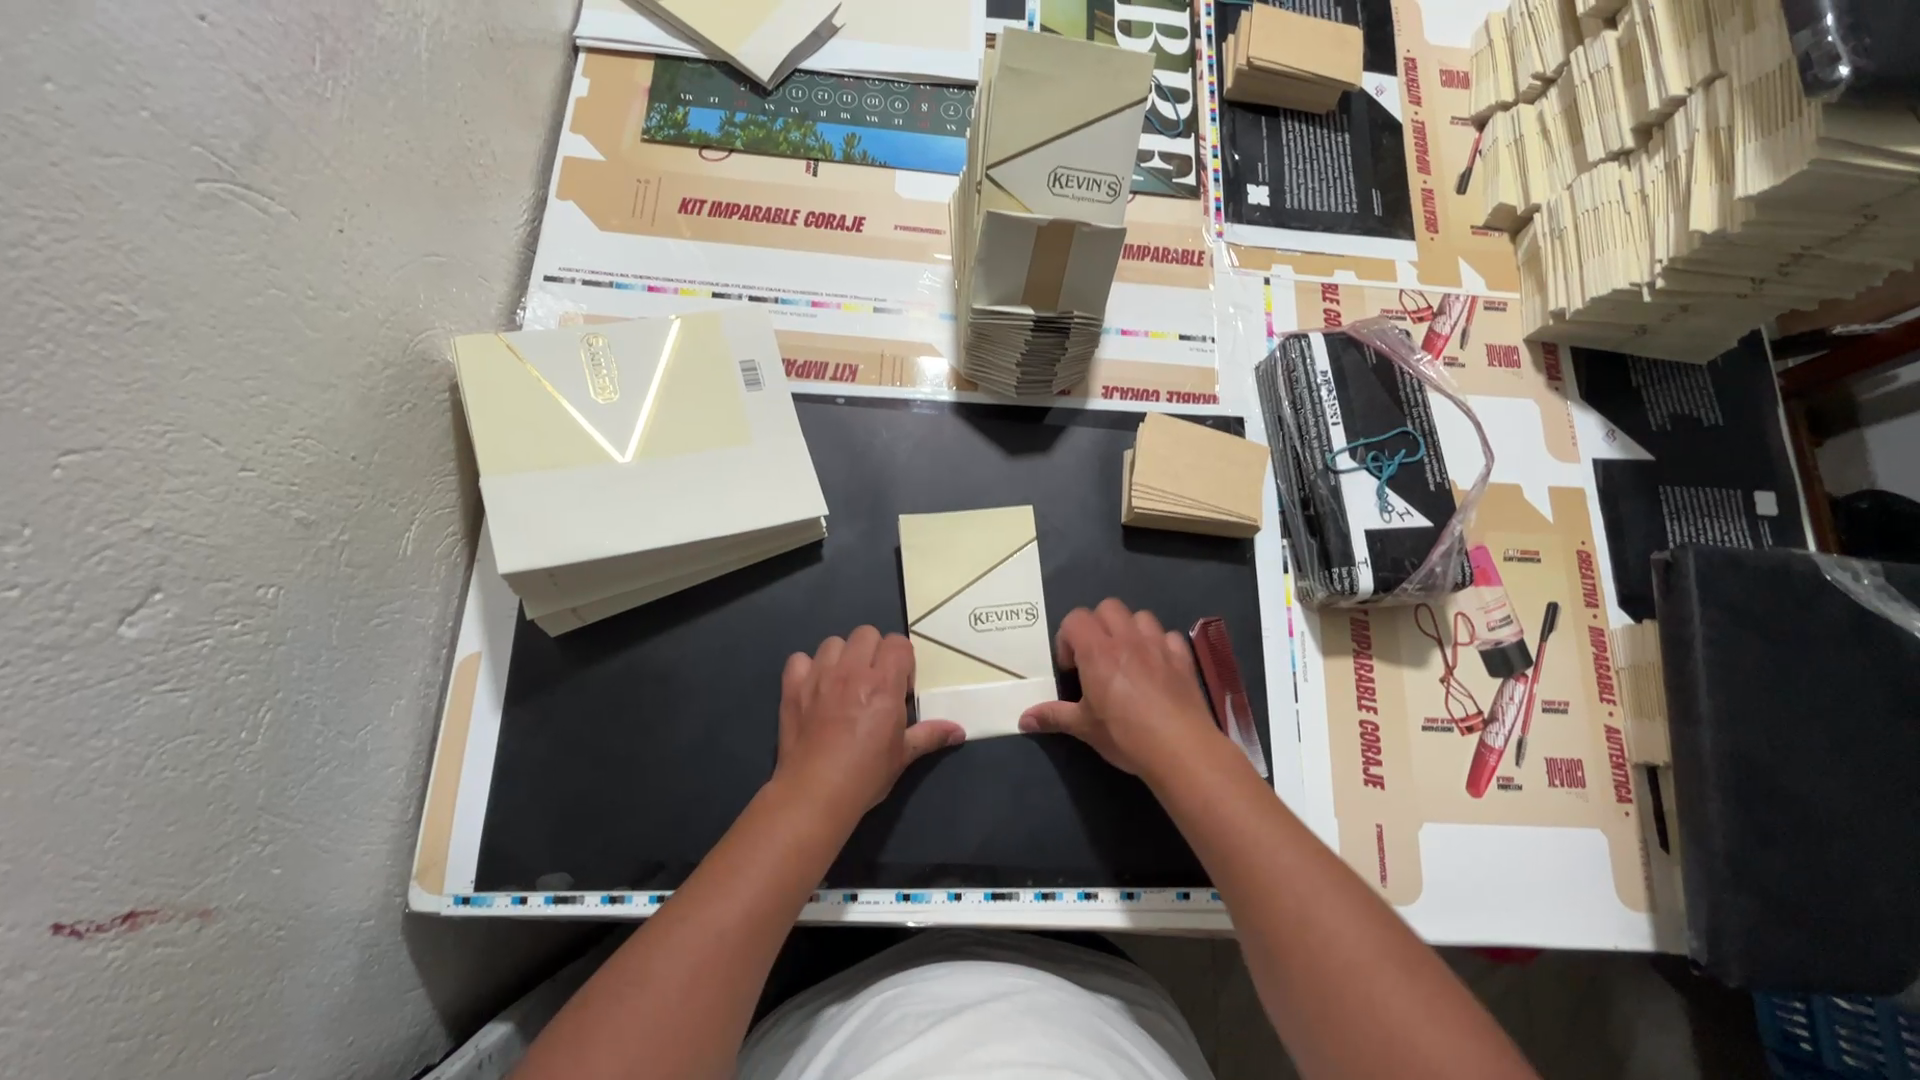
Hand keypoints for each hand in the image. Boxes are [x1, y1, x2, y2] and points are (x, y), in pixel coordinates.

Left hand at [773, 626, 964, 823]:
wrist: (815, 792)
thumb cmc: (865, 774)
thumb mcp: (903, 755)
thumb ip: (930, 735)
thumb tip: (959, 731)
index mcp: (883, 684)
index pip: (898, 643)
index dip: (902, 661)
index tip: (901, 687)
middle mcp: (851, 671)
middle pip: (866, 634)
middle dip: (874, 652)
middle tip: (874, 682)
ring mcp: (819, 677)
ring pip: (833, 643)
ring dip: (842, 658)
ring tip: (843, 684)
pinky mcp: (793, 688)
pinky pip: (799, 659)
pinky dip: (808, 669)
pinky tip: (814, 689)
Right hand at [1018, 599, 1225, 782]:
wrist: (1180, 749)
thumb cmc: (1125, 735)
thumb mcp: (1084, 727)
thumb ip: (1053, 716)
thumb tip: (1023, 719)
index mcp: (1098, 652)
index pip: (1076, 618)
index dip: (1067, 637)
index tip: (1071, 667)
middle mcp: (1128, 640)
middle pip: (1108, 607)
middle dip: (1097, 625)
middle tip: (1095, 657)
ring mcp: (1159, 646)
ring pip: (1141, 616)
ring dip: (1130, 630)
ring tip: (1127, 658)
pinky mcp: (1183, 659)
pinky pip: (1169, 636)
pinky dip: (1160, 645)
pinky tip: (1157, 666)